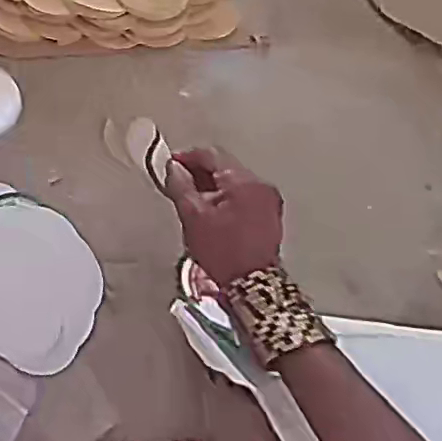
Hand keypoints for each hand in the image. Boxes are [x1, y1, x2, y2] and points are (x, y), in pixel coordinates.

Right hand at [162, 147, 285, 286]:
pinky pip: (243, 196)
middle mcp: (260, 187)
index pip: (212, 155)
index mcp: (244, 182)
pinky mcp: (269, 216)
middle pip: (224, 167)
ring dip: (212, 186)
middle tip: (178, 182)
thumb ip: (180, 185)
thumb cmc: (224, 253)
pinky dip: (225, 198)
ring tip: (193, 202)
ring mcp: (268, 201)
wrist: (251, 285)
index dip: (187, 157)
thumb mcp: (192, 215)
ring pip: (233, 182)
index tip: (172, 162)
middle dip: (199, 173)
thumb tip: (173, 168)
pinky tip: (211, 213)